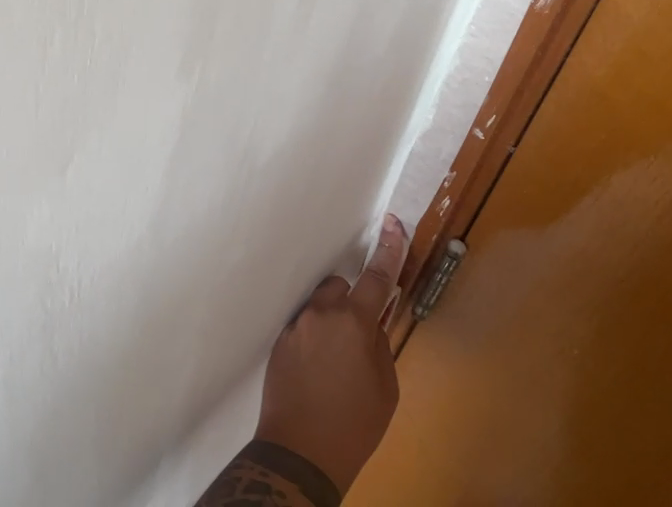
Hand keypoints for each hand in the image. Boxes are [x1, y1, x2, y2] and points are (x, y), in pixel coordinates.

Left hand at [254, 214, 408, 494]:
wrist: (301, 449)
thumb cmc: (355, 423)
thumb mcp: (384, 387)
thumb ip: (380, 344)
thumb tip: (375, 320)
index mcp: (353, 322)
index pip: (376, 278)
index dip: (389, 250)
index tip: (393, 222)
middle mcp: (320, 315)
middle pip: (338, 289)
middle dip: (351, 303)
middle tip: (360, 340)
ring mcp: (295, 327)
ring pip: (318, 309)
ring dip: (330, 323)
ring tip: (337, 364)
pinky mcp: (278, 342)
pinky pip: (303, 329)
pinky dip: (314, 341)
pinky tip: (318, 373)